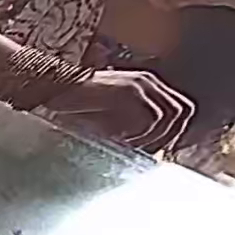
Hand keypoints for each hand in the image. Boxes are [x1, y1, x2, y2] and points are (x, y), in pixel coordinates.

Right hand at [53, 69, 193, 151]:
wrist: (52, 88)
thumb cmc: (74, 105)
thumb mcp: (107, 112)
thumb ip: (128, 122)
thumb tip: (146, 147)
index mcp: (146, 84)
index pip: (179, 108)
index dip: (174, 131)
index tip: (157, 149)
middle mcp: (148, 81)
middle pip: (182, 111)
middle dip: (169, 136)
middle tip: (149, 153)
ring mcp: (140, 84)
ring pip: (168, 116)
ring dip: (153, 137)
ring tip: (132, 148)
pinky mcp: (128, 91)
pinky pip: (149, 118)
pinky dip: (141, 134)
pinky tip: (122, 140)